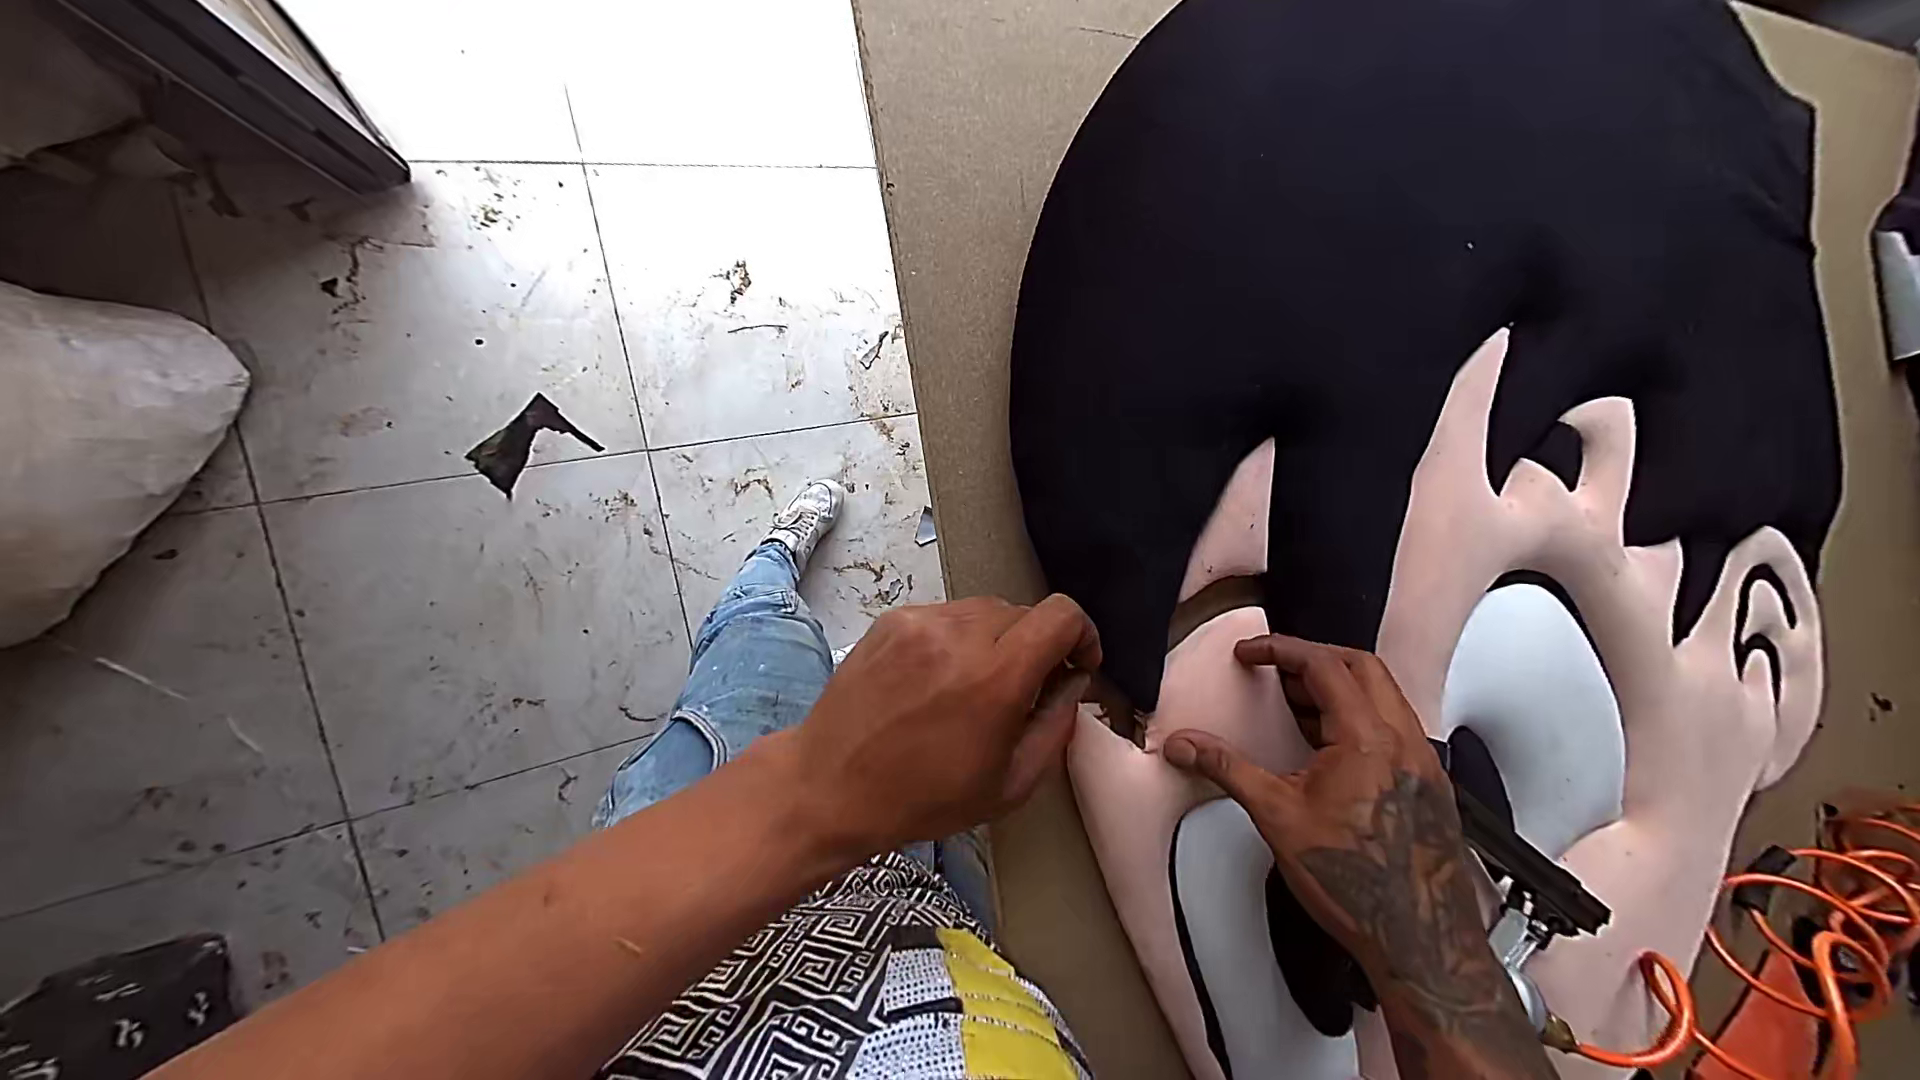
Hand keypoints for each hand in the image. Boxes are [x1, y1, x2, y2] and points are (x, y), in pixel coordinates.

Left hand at [776, 594, 1100, 855]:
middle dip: (1036, 646)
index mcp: (995, 679)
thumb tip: (1073, 679)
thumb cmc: (923, 797)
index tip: (1075, 663)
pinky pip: (949, 614)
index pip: (1061, 614)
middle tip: (1021, 688)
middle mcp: (959, 636)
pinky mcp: (894, 618)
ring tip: (973, 684)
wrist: (830, 784)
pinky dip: (959, 638)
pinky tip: (938, 676)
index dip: (1082, 634)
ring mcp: (921, 621)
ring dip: (996, 640)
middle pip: (1026, 612)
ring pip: (987, 609)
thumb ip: (1057, 724)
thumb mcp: (1011, 784)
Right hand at [1163, 636, 1552, 1079]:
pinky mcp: (1427, 784)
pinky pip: (1391, 725)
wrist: (1421, 944)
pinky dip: (1354, 714)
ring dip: (1335, 685)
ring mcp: (1422, 762)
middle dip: (1311, 657)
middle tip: (1274, 667)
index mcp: (1369, 739)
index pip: (1324, 665)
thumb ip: (1226, 768)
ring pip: (1381, 694)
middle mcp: (1404, 742)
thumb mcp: (1275, 815)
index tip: (1250, 653)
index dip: (1280, 650)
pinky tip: (1324, 743)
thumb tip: (1185, 745)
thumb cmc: (1359, 884)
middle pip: (1361, 666)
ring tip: (1293, 702)